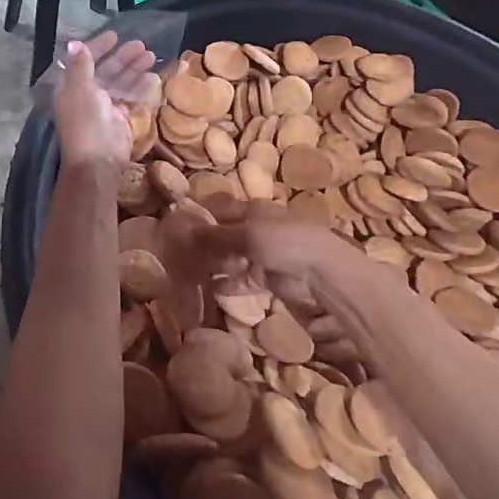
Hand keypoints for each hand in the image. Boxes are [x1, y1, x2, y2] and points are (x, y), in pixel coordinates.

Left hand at [53, 33, 152, 170]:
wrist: (98, 161)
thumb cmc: (85, 122)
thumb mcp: (80, 89)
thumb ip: (80, 66)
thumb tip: (74, 43)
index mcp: (72, 87)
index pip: (85, 61)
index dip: (98, 47)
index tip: (115, 35)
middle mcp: (87, 95)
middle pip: (106, 71)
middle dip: (123, 57)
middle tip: (142, 45)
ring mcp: (104, 108)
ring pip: (121, 83)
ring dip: (134, 69)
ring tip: (151, 56)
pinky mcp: (120, 119)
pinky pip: (131, 99)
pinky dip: (140, 87)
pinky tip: (152, 77)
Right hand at [160, 207, 355, 286]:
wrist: (319, 271)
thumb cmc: (282, 241)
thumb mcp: (246, 234)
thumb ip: (217, 236)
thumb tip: (188, 231)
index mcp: (252, 210)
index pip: (221, 212)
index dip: (202, 219)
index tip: (179, 229)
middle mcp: (255, 229)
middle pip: (224, 235)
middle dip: (206, 244)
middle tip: (180, 255)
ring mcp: (261, 254)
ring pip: (231, 258)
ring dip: (216, 264)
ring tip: (191, 272)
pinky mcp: (265, 277)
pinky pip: (241, 279)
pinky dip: (228, 284)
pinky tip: (211, 288)